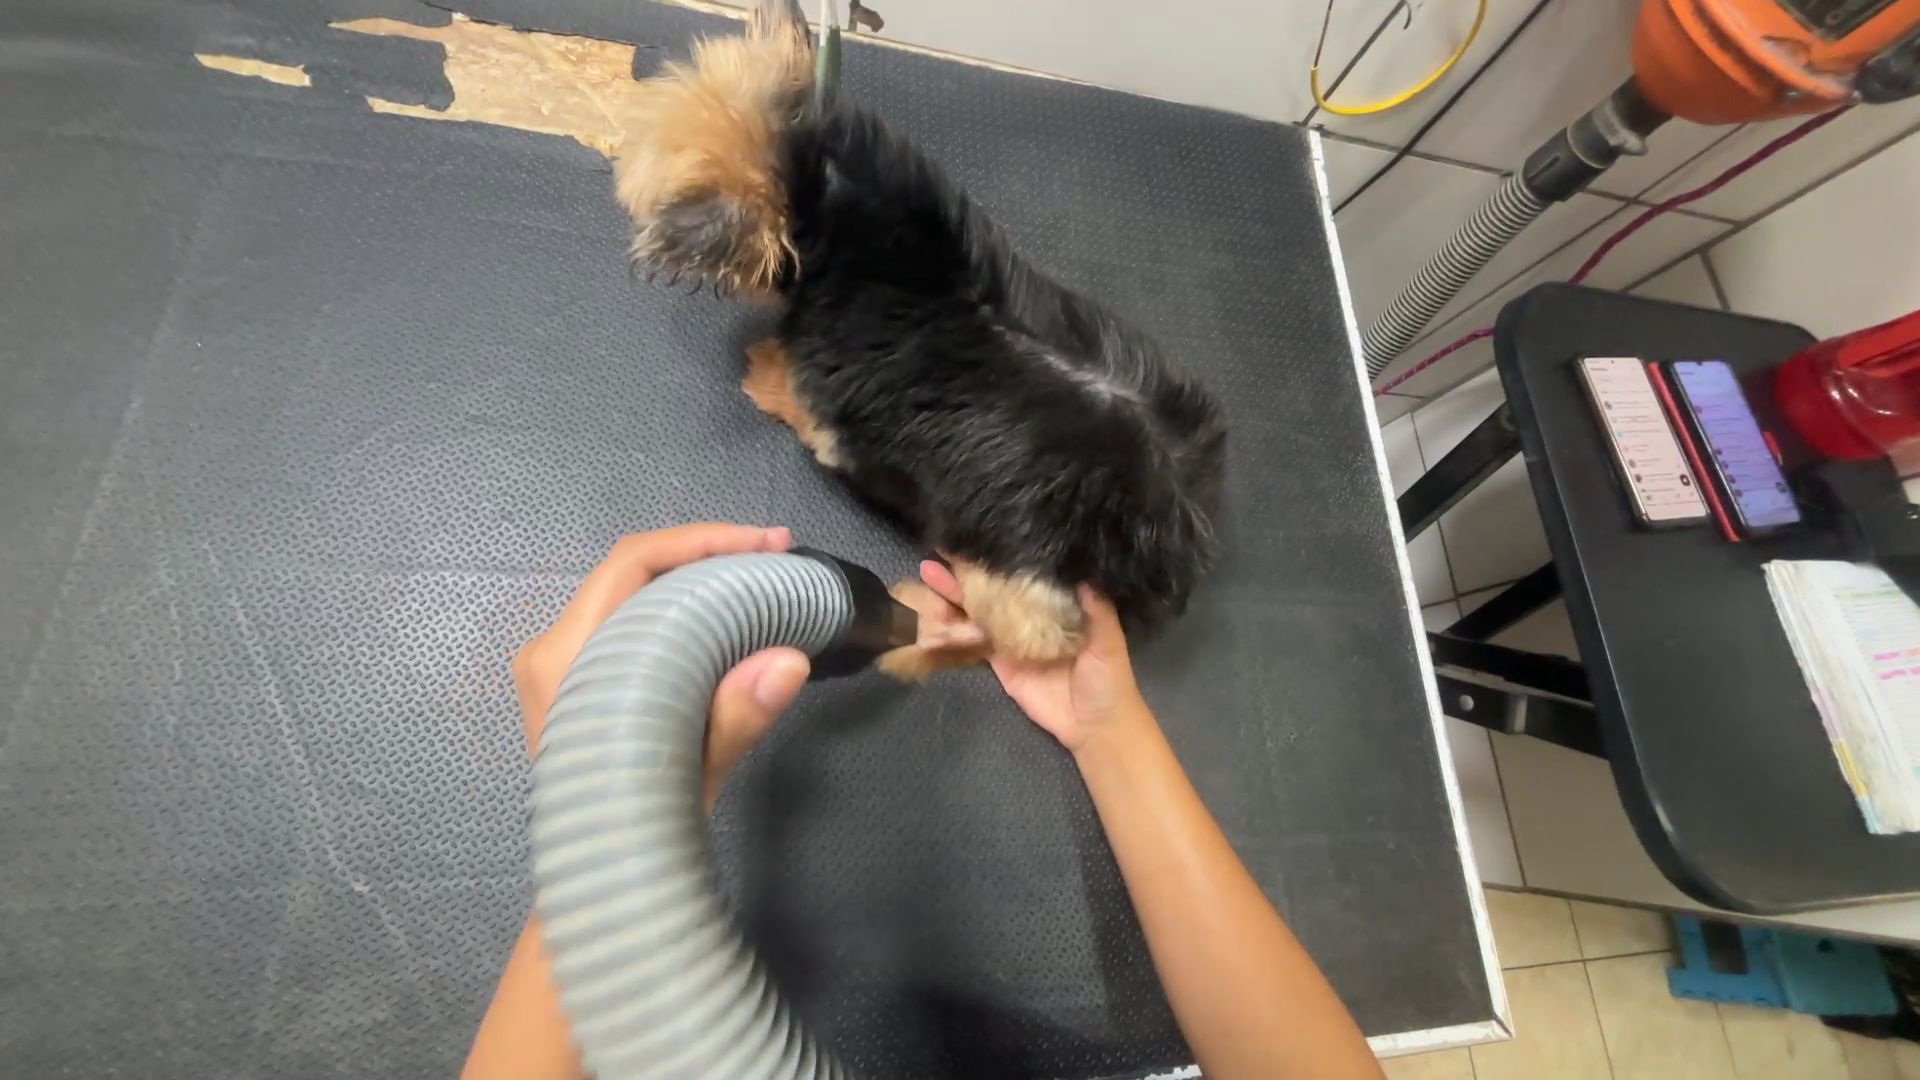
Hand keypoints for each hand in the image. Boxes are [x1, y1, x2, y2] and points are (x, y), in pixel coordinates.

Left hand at [511, 524, 811, 810]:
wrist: (604, 866)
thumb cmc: (639, 821)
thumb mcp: (694, 771)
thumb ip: (734, 718)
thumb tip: (791, 662)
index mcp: (569, 659)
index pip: (632, 564)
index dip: (703, 541)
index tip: (768, 544)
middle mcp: (558, 644)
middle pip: (636, 565)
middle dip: (712, 549)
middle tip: (777, 553)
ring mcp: (569, 655)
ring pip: (640, 584)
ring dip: (705, 570)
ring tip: (764, 570)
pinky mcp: (588, 667)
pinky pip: (641, 609)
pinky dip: (691, 596)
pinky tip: (732, 602)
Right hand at [917, 560, 1147, 752]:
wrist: (1095, 728)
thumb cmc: (1108, 680)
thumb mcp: (1109, 641)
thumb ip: (1097, 609)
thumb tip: (1085, 572)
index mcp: (1057, 606)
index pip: (1025, 577)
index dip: (1003, 560)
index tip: (981, 539)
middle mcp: (1031, 618)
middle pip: (994, 591)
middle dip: (966, 573)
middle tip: (939, 553)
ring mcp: (1011, 640)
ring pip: (977, 612)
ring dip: (953, 595)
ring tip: (927, 575)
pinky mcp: (999, 663)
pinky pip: (973, 643)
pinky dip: (953, 628)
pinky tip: (933, 612)